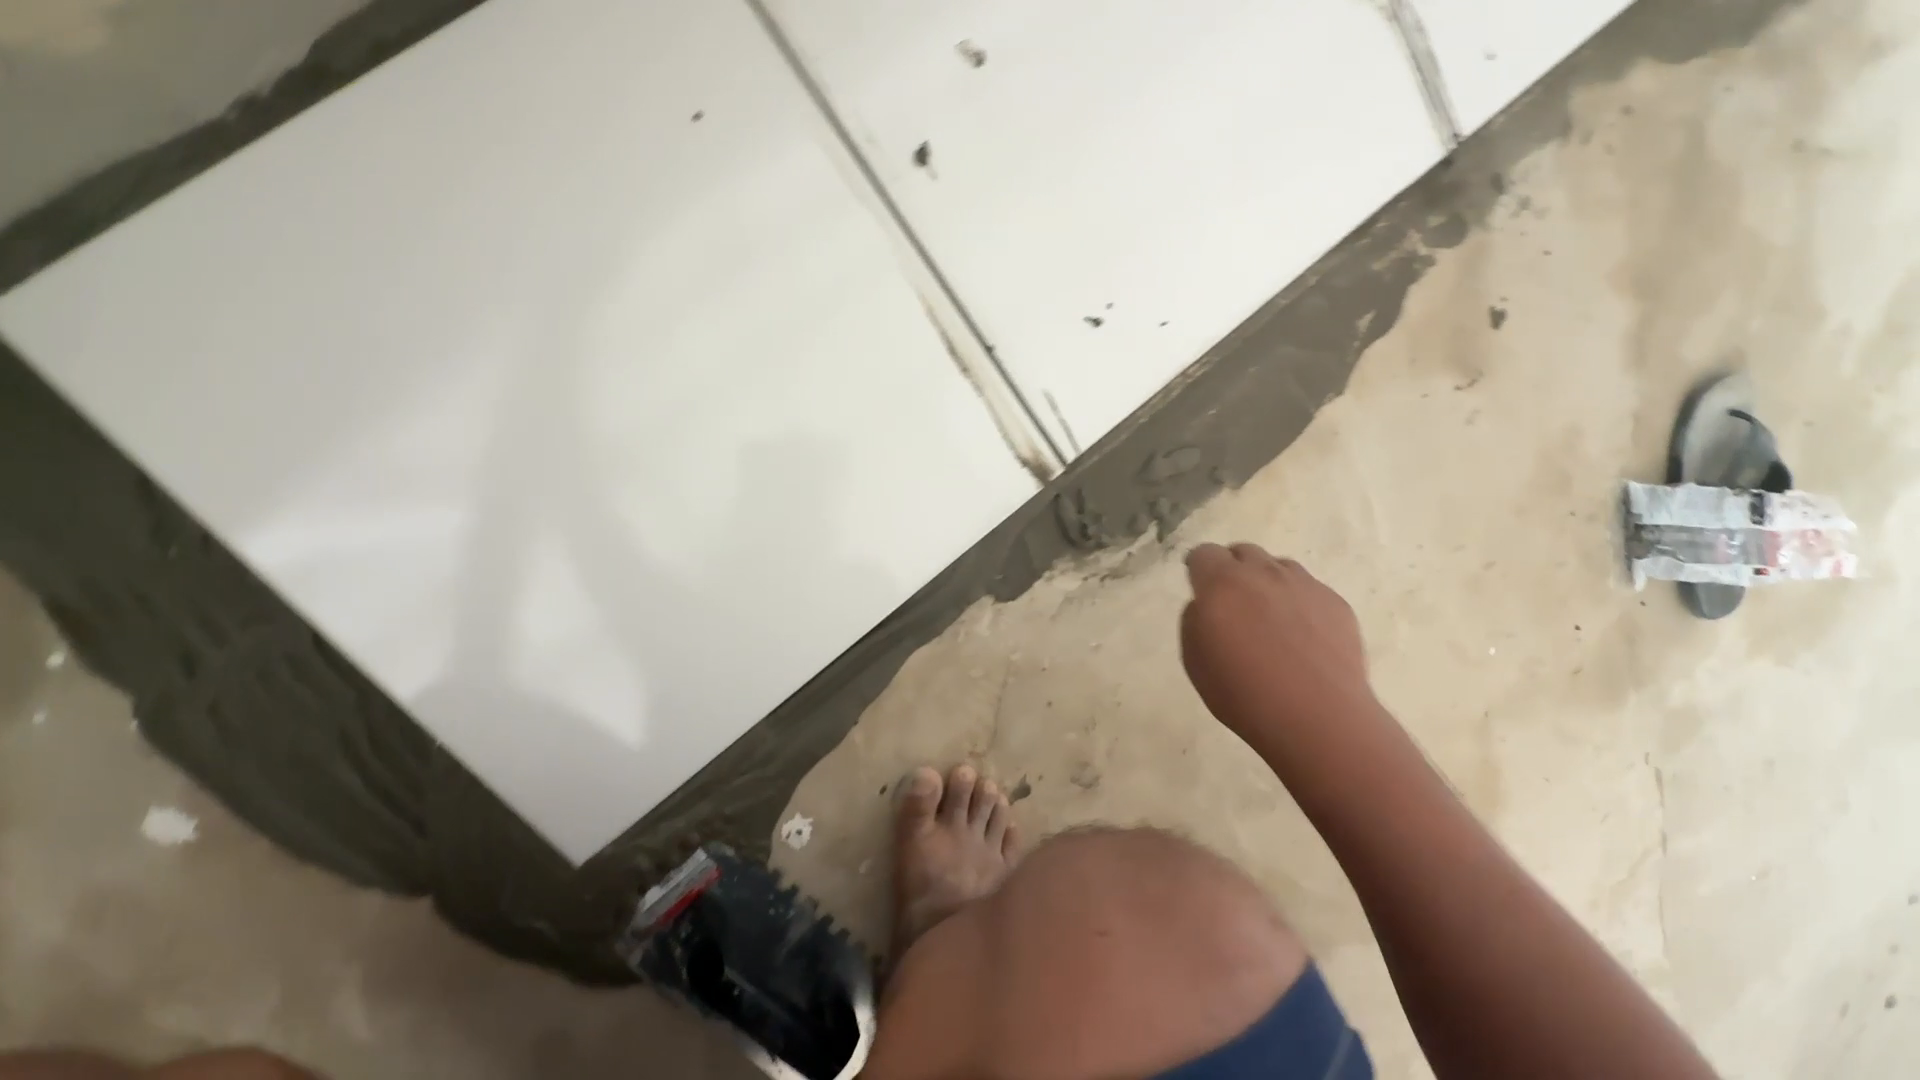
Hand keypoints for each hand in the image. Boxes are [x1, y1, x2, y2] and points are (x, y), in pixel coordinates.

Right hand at [1179, 543, 1377, 752]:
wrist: (1317, 716)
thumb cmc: (1244, 694)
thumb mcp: (1195, 661)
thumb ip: (1195, 620)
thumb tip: (1207, 604)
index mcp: (1222, 583)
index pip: (1204, 554)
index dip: (1199, 569)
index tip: (1201, 589)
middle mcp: (1263, 573)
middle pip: (1243, 552)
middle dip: (1233, 570)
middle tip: (1234, 605)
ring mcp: (1304, 584)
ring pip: (1278, 567)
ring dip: (1267, 583)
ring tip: (1270, 620)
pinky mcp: (1335, 602)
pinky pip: (1309, 589)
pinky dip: (1298, 603)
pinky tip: (1301, 638)